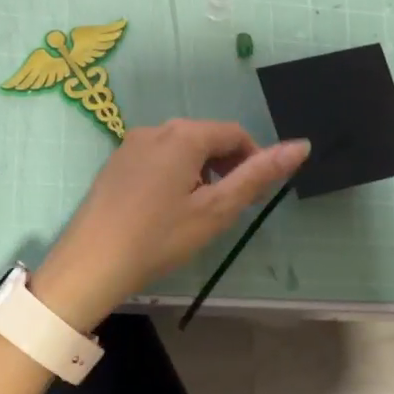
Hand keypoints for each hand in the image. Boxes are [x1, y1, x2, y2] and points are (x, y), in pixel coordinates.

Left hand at [33, 120, 310, 329]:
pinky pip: (155, 161)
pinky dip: (172, 178)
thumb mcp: (216, 209)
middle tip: (227, 208)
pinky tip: (165, 214)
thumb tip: (301, 145)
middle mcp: (155, 130)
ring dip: (199, 174)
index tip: (254, 196)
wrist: (92, 263)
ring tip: (196, 214)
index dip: (253, 160)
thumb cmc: (159, 237)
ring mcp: (129, 146)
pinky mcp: (114, 166)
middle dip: (224, 167)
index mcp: (183, 135)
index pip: (234, 133)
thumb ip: (258, 175)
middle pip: (205, 138)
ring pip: (179, 151)